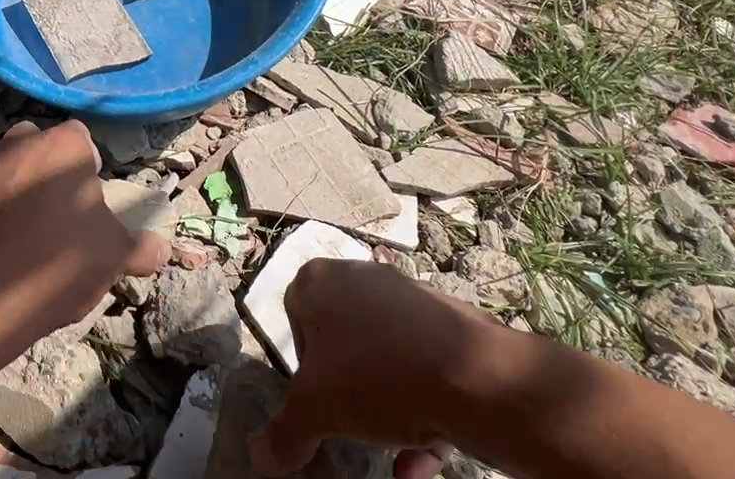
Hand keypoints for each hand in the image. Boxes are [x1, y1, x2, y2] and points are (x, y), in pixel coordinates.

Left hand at [0, 120, 170, 329]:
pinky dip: (5, 209)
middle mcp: (24, 143)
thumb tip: (162, 250)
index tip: (94, 194)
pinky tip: (17, 243)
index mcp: (64, 144)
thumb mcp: (114, 253)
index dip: (89, 163)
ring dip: (27, 187)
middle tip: (67, 208)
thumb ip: (140, 248)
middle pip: (43, 146)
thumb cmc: (64, 253)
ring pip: (16, 167)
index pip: (80, 137)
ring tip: (42, 230)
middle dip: (53, 168)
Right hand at [253, 260, 492, 478]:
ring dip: (390, 409)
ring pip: (387, 357)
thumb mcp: (315, 411)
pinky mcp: (450, 318)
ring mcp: (407, 293)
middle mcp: (358, 275)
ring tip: (402, 458)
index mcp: (317, 280)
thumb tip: (261, 459)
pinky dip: (425, 406)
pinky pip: (425, 363)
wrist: (472, 375)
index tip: (321, 398)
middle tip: (357, 423)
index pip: (295, 319)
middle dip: (350, 389)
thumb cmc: (373, 376)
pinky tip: (430, 454)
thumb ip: (284, 434)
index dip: (306, 365)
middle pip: (344, 339)